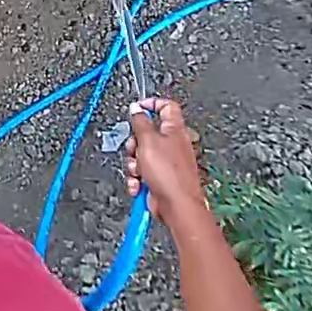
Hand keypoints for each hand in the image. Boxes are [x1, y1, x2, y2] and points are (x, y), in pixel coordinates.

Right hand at [124, 98, 208, 234]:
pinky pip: (142, 172)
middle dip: (135, 142)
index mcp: (174, 129)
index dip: (151, 104)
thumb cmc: (169, 174)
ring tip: (138, 171)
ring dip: (134, 163)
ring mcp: (166, 162)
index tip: (138, 109)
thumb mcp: (148, 140)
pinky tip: (139, 184)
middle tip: (135, 148)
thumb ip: (140, 122)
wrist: (177, 206)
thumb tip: (136, 108)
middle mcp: (172, 144)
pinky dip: (137, 178)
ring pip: (141, 154)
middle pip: (147, 132)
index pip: (166, 106)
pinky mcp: (160, 178)